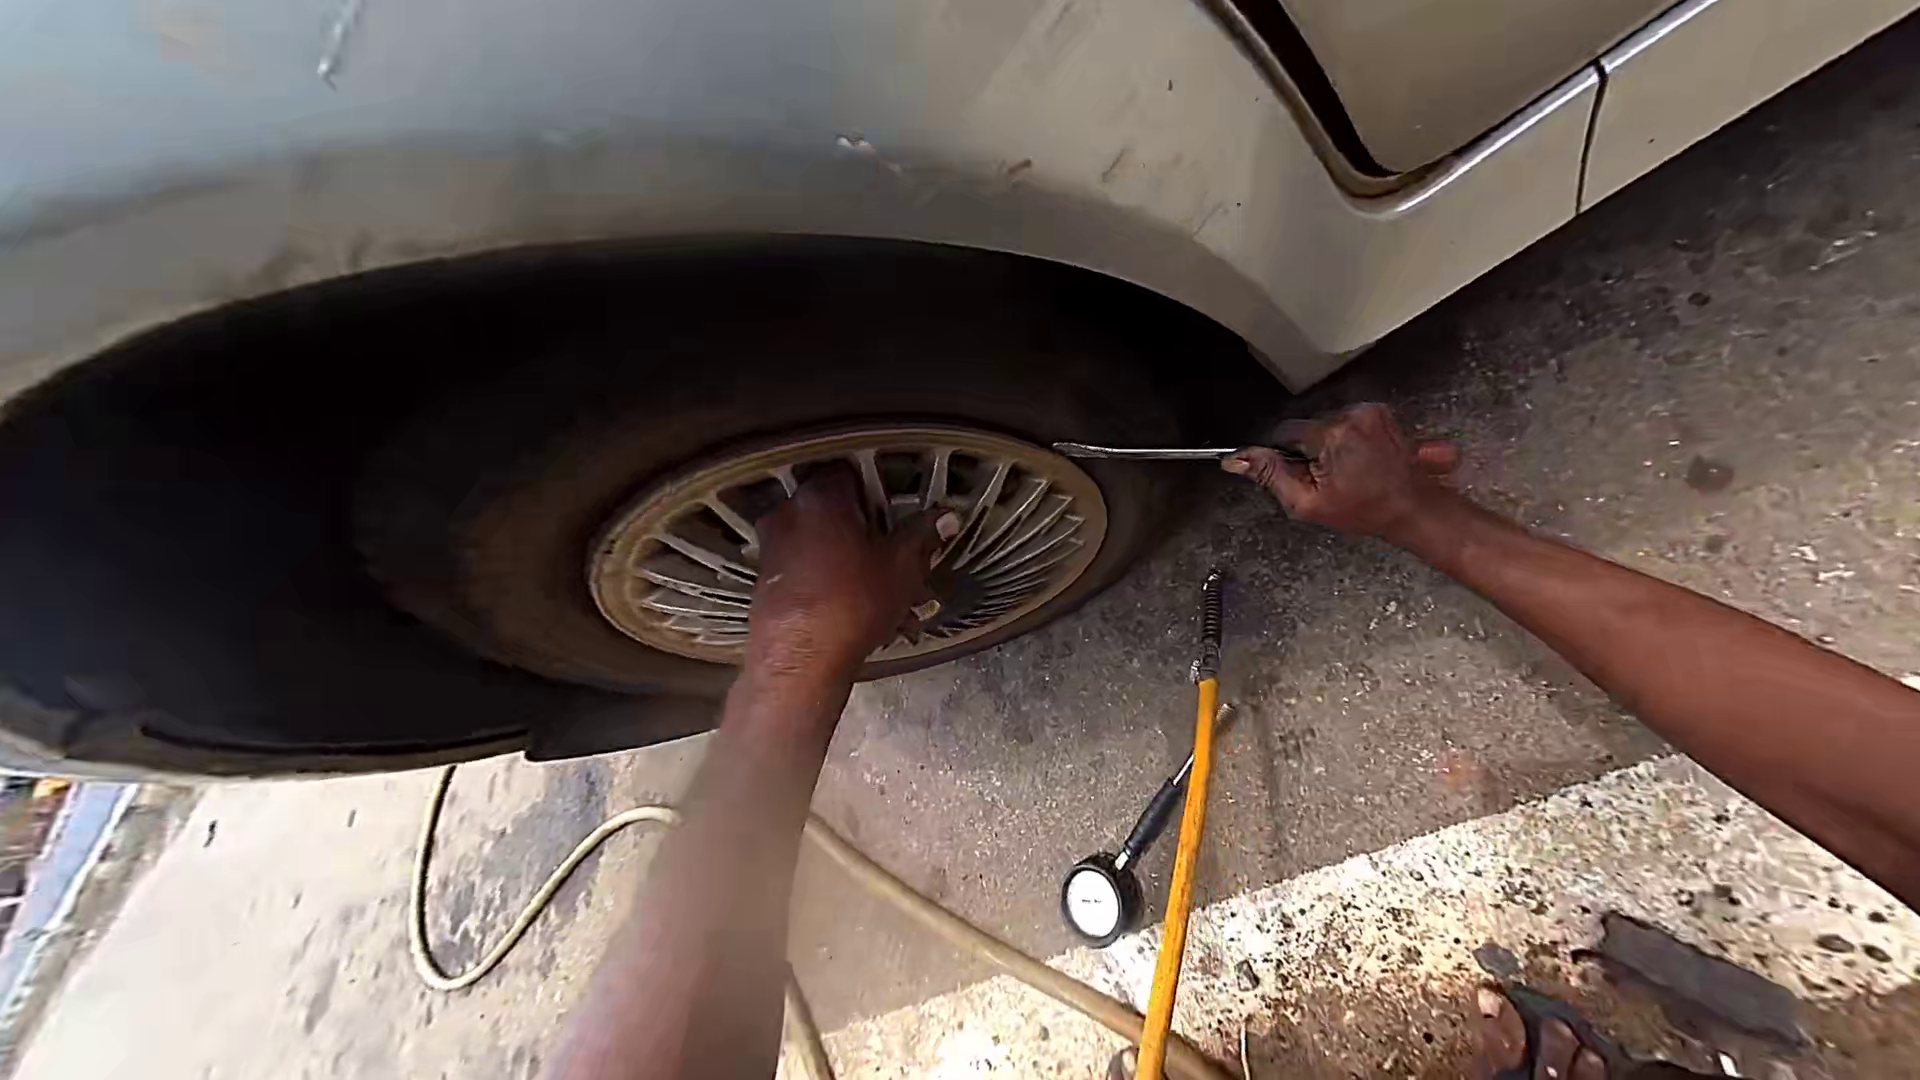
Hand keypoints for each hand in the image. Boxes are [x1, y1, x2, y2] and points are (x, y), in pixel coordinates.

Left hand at [746, 466, 955, 683]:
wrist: (799, 661)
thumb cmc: (852, 605)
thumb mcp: (903, 567)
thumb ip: (924, 534)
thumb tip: (945, 517)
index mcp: (822, 497)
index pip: (851, 470)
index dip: (878, 486)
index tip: (896, 507)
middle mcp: (789, 512)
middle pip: (833, 504)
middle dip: (863, 523)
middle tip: (889, 547)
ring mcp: (771, 544)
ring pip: (819, 536)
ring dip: (845, 550)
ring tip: (873, 580)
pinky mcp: (765, 576)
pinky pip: (803, 562)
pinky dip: (825, 572)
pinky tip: (848, 599)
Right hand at [1221, 403, 1460, 539]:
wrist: (1414, 508)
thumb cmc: (1364, 510)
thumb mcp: (1306, 502)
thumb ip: (1270, 475)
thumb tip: (1236, 458)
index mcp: (1332, 435)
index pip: (1283, 431)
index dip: (1283, 455)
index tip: (1297, 473)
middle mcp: (1353, 414)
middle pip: (1305, 427)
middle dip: (1306, 450)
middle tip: (1324, 477)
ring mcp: (1371, 411)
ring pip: (1323, 423)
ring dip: (1325, 444)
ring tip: (1343, 470)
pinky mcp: (1380, 412)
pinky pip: (1344, 420)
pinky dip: (1342, 438)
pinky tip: (1355, 460)